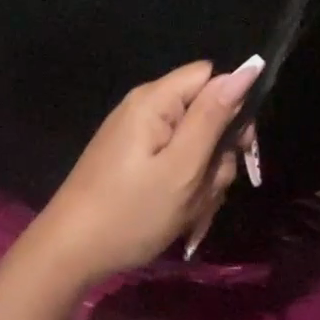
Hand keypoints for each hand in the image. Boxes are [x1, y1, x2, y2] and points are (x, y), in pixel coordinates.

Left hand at [25, 58, 262, 285]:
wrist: (72, 249)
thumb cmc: (131, 211)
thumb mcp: (182, 167)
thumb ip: (213, 117)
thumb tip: (246, 70)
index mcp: (155, 99)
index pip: (210, 76)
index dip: (233, 105)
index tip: (239, 148)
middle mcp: (146, 108)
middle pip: (204, 113)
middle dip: (216, 155)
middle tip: (206, 190)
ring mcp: (138, 134)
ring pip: (193, 145)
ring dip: (201, 179)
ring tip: (187, 211)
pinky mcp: (134, 159)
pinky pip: (174, 162)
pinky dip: (183, 187)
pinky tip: (177, 215)